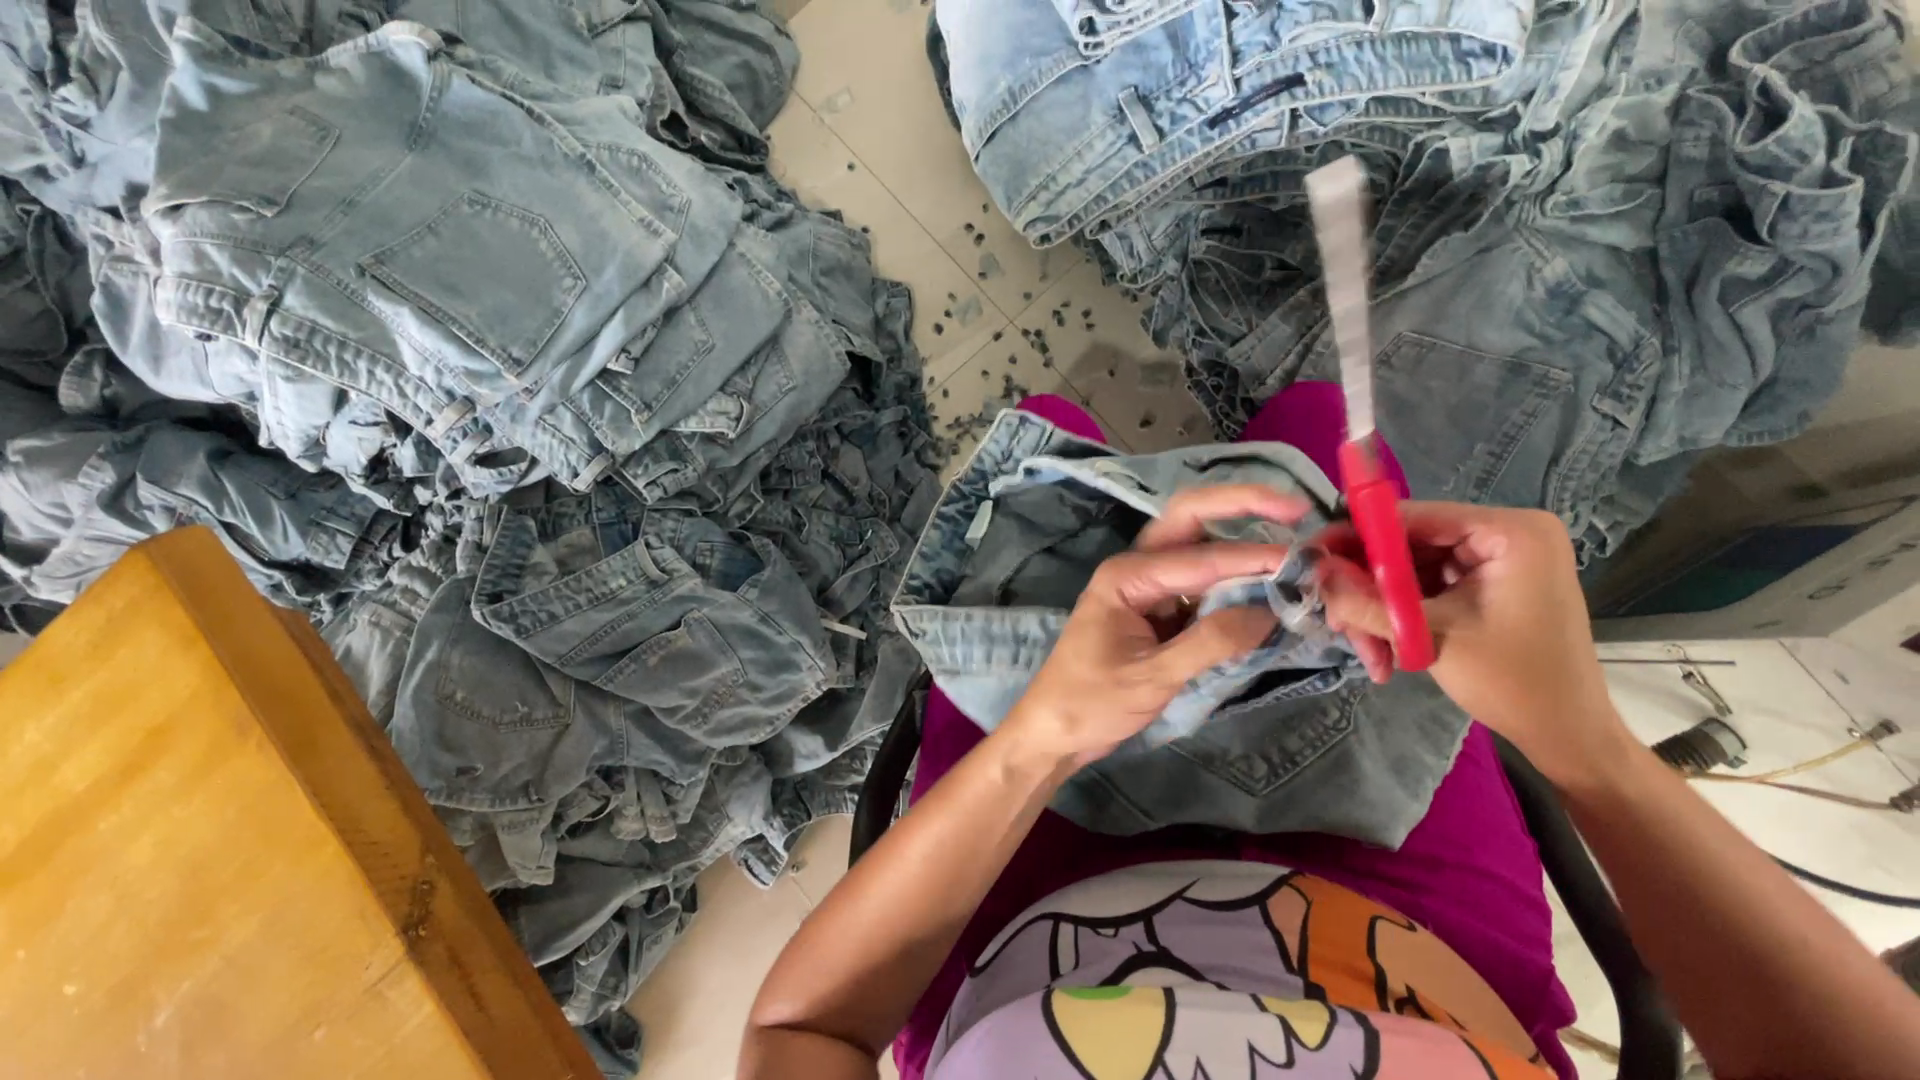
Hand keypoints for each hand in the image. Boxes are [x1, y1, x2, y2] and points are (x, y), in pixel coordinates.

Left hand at [999, 486, 1310, 768]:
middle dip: (1243, 505)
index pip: (1201, 558)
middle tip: (1298, 509)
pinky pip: (1200, 582)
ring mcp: (1146, 586)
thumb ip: (1211, 643)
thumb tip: (1271, 613)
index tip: (1306, 561)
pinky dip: (1234, 577)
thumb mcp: (1152, 678)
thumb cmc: (1090, 704)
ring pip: (1198, 545)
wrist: (1053, 731)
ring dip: (1241, 537)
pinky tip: (1267, 581)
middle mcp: (1136, 568)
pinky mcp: (1157, 609)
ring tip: (1295, 538)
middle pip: (1191, 519)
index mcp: (1126, 576)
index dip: (1254, 558)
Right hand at [1314, 502, 1633, 787]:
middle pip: (1408, 545)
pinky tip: (1385, 650)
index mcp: (1509, 531)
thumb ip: (1366, 601)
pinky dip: (1402, 616)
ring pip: (1411, 571)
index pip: (1412, 517)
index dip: (1356, 537)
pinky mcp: (1488, 586)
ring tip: (1365, 650)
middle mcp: (1505, 535)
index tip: (1311, 559)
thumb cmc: (1514, 681)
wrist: (1568, 735)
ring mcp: (1497, 561)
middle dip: (1368, 586)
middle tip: (1334, 618)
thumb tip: (1312, 572)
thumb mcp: (1430, 636)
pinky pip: (1429, 588)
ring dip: (1381, 609)